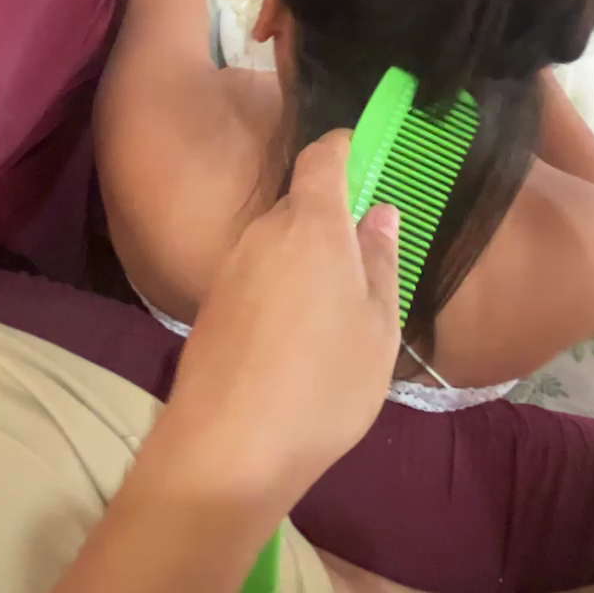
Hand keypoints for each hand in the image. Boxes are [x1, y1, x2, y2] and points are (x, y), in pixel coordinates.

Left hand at [156, 130, 402, 503]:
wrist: (227, 446)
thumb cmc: (323, 384)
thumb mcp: (377, 327)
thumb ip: (379, 260)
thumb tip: (380, 212)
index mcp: (310, 226)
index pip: (322, 157)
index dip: (346, 147)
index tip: (370, 156)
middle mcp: (263, 232)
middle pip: (302, 202)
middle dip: (334, 219)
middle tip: (366, 264)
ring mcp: (231, 265)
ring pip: (279, 240)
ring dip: (308, 257)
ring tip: (335, 313)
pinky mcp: (213, 299)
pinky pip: (258, 271)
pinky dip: (282, 284)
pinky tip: (296, 337)